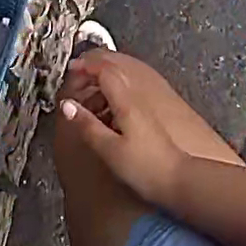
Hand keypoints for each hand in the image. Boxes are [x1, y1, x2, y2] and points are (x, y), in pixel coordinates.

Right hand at [60, 57, 191, 204]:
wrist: (178, 180)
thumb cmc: (144, 167)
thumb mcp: (108, 148)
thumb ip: (87, 124)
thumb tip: (67, 105)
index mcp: (126, 101)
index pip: (105, 70)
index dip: (87, 65)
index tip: (71, 68)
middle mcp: (136, 99)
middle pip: (114, 71)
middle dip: (92, 70)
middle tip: (74, 79)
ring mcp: (143, 107)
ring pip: (119, 83)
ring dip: (99, 84)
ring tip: (83, 99)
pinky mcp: (145, 118)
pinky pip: (124, 96)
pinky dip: (109, 97)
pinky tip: (101, 114)